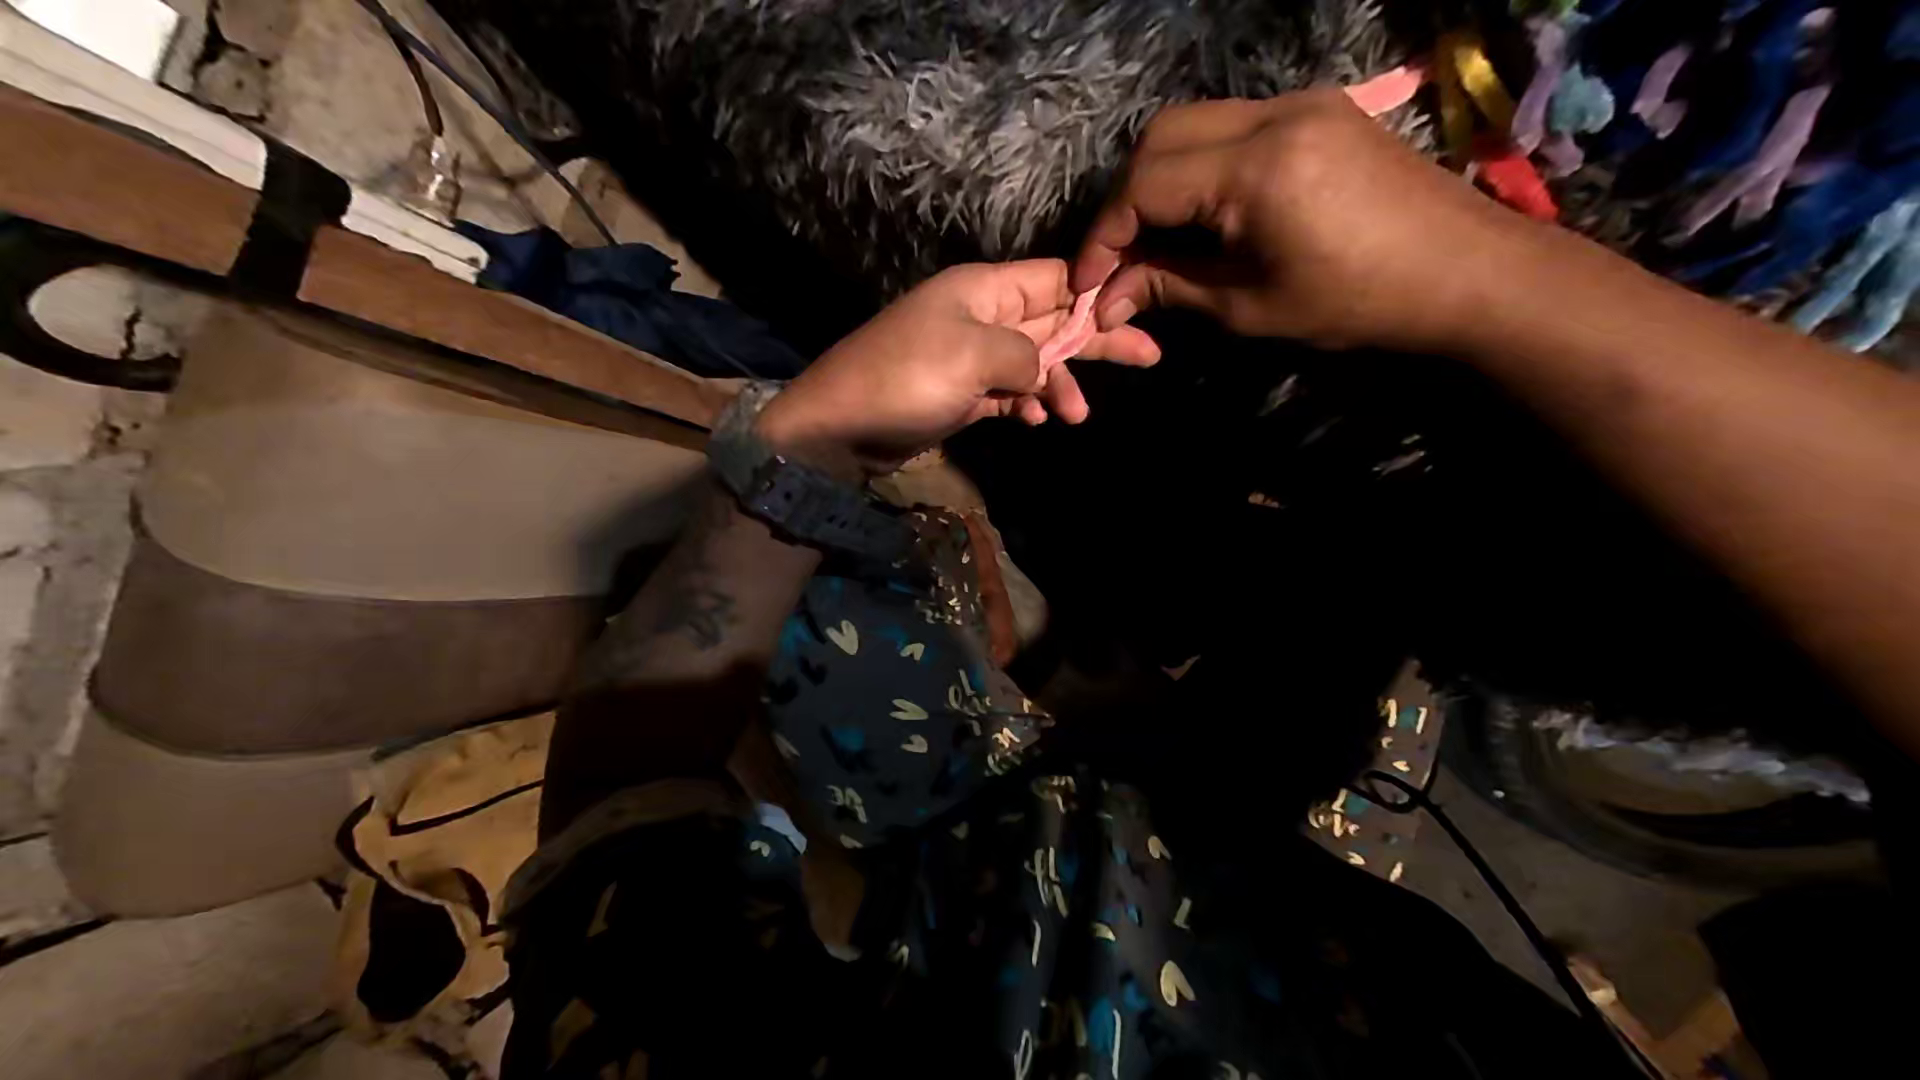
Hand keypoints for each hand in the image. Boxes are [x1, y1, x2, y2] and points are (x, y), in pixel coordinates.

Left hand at [756, 259, 1159, 474]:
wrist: (842, 426)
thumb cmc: (907, 377)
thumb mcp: (973, 355)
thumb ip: (1025, 354)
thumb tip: (1041, 370)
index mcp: (984, 289)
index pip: (1054, 280)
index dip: (1095, 295)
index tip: (1134, 313)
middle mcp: (981, 317)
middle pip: (1053, 322)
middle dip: (1097, 341)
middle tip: (1149, 357)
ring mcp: (971, 358)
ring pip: (1034, 364)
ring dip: (1059, 387)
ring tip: (1075, 417)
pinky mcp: (962, 394)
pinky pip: (1009, 393)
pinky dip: (1027, 405)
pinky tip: (1037, 421)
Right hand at [1073, 88, 1534, 351]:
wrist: (1463, 271)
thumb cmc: (1355, 302)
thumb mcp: (1247, 306)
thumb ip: (1167, 288)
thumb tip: (1103, 301)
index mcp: (1257, 168)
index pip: (1144, 185)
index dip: (1103, 236)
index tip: (1087, 284)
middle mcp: (1273, 116)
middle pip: (1159, 137)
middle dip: (1123, 202)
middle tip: (1117, 259)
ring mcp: (1298, 104)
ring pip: (1190, 125)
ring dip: (1156, 181)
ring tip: (1151, 241)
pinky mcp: (1314, 111)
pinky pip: (1228, 127)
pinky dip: (1194, 168)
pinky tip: (1197, 214)